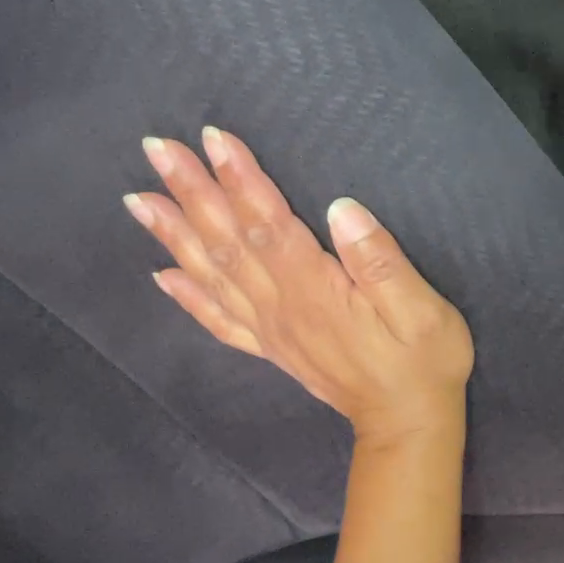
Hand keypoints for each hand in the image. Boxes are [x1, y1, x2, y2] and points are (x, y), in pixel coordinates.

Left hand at [124, 128, 473, 444]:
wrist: (407, 423)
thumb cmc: (424, 359)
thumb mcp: (421, 308)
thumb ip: (380, 260)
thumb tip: (341, 209)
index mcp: (315, 290)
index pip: (268, 225)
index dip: (241, 180)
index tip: (213, 139)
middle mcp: (281, 307)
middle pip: (229, 242)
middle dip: (194, 192)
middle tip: (158, 149)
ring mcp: (271, 331)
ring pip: (213, 274)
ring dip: (176, 233)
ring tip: (140, 198)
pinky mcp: (272, 348)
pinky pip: (218, 320)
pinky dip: (187, 295)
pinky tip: (163, 275)